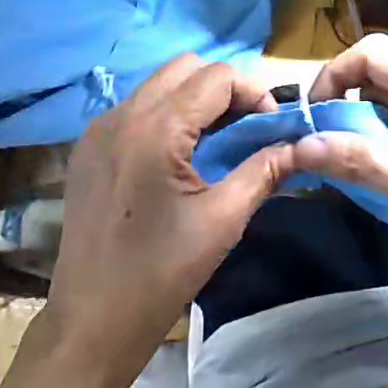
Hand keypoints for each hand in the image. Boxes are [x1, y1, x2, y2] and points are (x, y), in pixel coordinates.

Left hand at [46, 54, 296, 374]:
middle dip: (223, 90)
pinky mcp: (87, 148)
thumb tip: (300, 144)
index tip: (272, 129)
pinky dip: (164, 117)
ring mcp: (97, 130)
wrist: (92, 318)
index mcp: (155, 129)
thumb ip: (264, 170)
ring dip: (193, 102)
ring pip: (157, 86)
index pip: (216, 76)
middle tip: (246, 131)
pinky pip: (134, 110)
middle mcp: (120, 115)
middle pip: (184, 69)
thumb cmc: (161, 273)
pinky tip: (178, 158)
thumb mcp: (223, 221)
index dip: (253, 93)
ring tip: (215, 144)